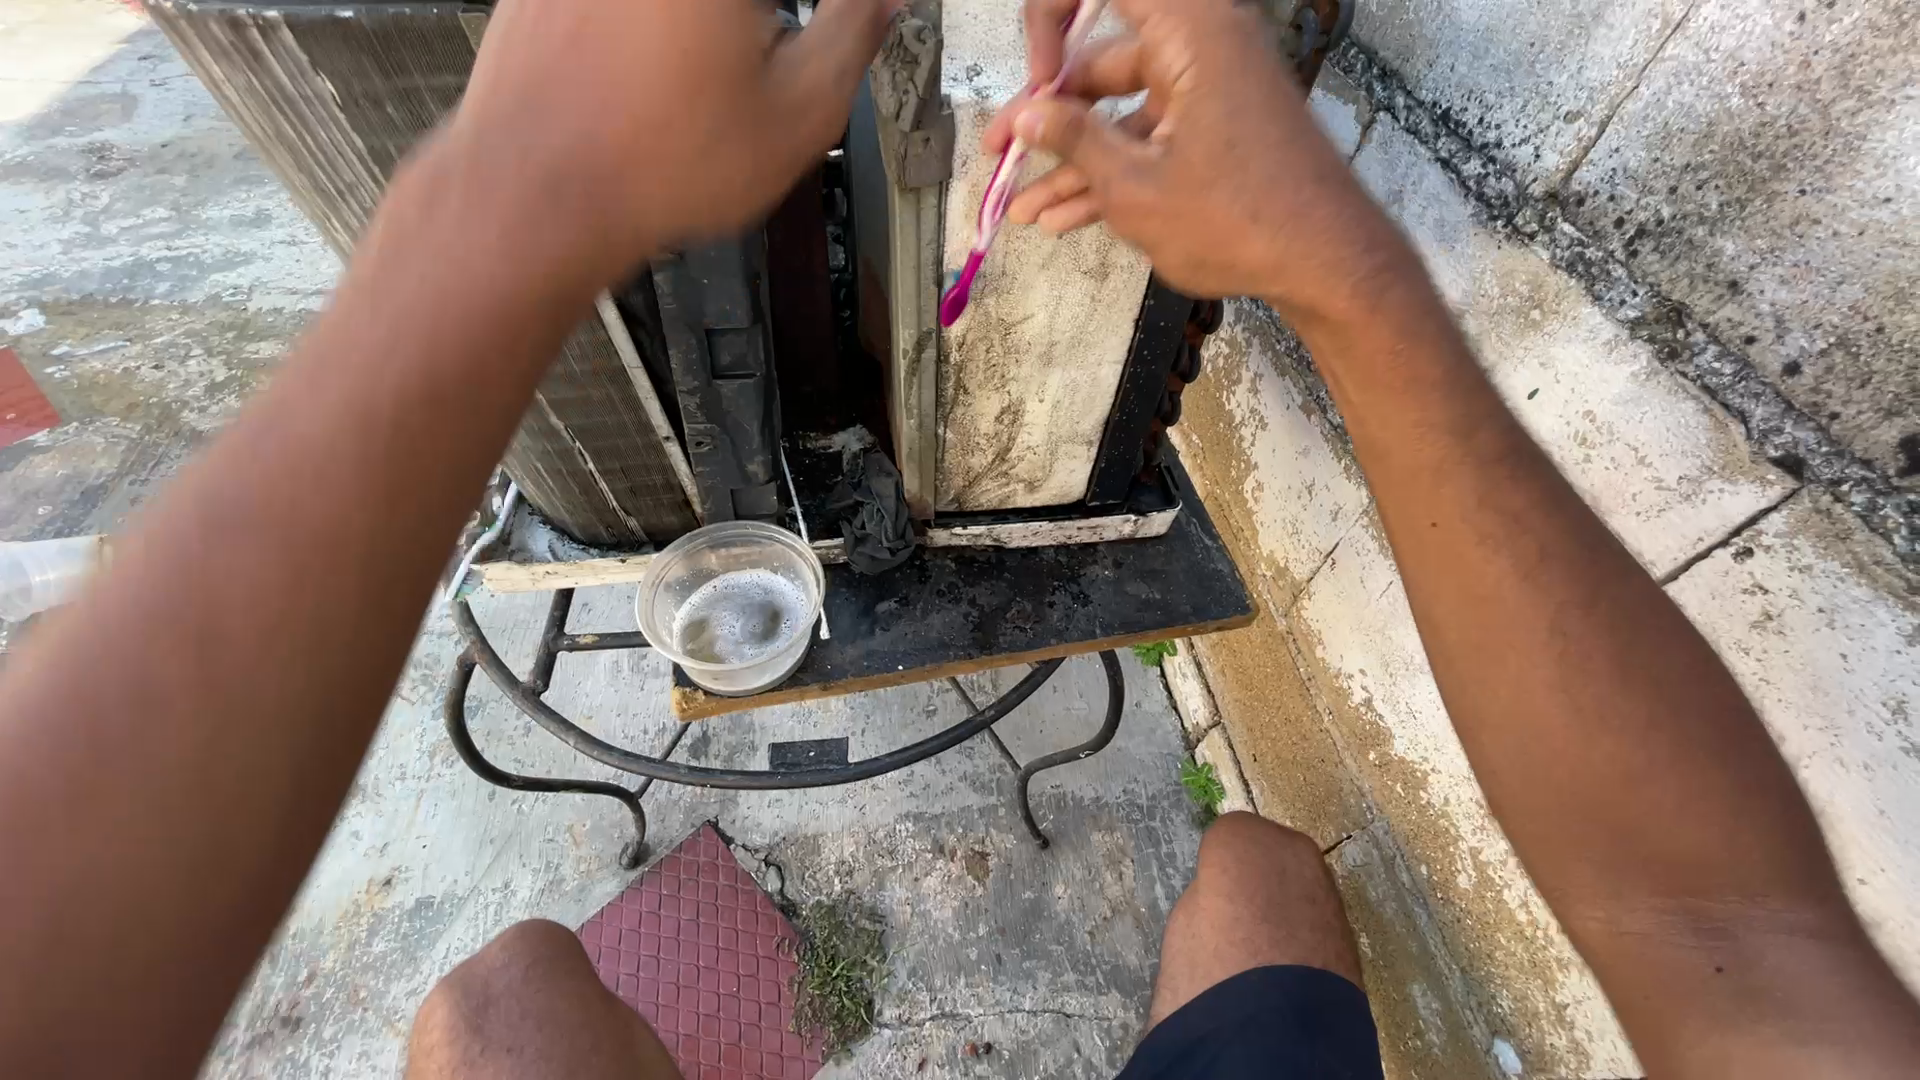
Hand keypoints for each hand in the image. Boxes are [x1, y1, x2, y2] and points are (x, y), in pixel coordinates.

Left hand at [438, 0, 898, 290]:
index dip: (839, 11)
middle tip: (783, 60)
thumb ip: (854, 37)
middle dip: (769, 28)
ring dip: (727, 35)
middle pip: (745, 6)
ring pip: (691, 12)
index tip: (854, 22)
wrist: (543, 192)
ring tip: (713, 96)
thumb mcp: (800, 114)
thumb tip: (882, 3)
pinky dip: (667, 35)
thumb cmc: (659, 165)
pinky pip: (642, 10)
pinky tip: (669, 79)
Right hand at [986, 0, 1411, 321]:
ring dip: (1071, 163)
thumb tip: (1026, 113)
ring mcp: (1207, 94)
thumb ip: (1075, 141)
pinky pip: (1148, 142)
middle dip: (1046, 119)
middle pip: (1103, 66)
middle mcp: (1199, 47)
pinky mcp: (1213, 133)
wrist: (1322, 262)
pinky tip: (1063, 219)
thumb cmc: (1231, 219)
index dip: (1051, 19)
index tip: (1033, 81)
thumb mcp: (1134, 186)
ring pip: (1120, 116)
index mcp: (1188, 31)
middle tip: (996, 156)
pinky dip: (1110, 176)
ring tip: (1020, 208)